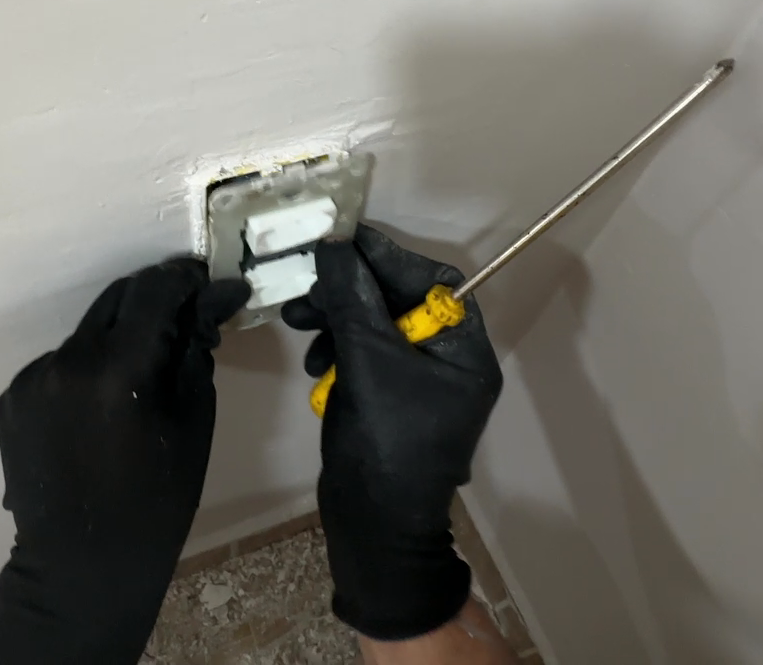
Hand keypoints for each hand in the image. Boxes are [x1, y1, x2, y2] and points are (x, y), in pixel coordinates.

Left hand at [0, 259, 248, 664]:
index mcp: (117, 368)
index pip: (153, 290)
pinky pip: (60, 362)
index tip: (202, 279)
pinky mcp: (11, 396)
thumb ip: (193, 350)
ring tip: (136, 373)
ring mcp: (32, 377)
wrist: (80, 567)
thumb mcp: (193, 420)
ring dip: (117, 336)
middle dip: (152, 299)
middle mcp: (67, 359)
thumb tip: (208, 301)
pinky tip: (98, 403)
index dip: (183, 277)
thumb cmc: (155, 499)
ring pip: (88, 330)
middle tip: (179, 315)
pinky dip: (86, 368)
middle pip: (116, 297)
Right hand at [280, 226, 503, 640]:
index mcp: (463, 349)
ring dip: (334, 316)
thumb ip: (353, 298)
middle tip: (310, 283)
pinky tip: (314, 360)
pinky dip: (334, 346)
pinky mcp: (385, 390)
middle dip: (349, 290)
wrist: (371, 525)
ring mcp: (415, 376)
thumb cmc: (385, 441)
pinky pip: (361, 350)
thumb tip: (335, 245)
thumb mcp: (368, 360)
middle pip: (397, 299)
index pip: (431, 281)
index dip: (387, 256)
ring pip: (373, 322)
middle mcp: (445, 357)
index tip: (345, 237)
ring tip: (298, 318)